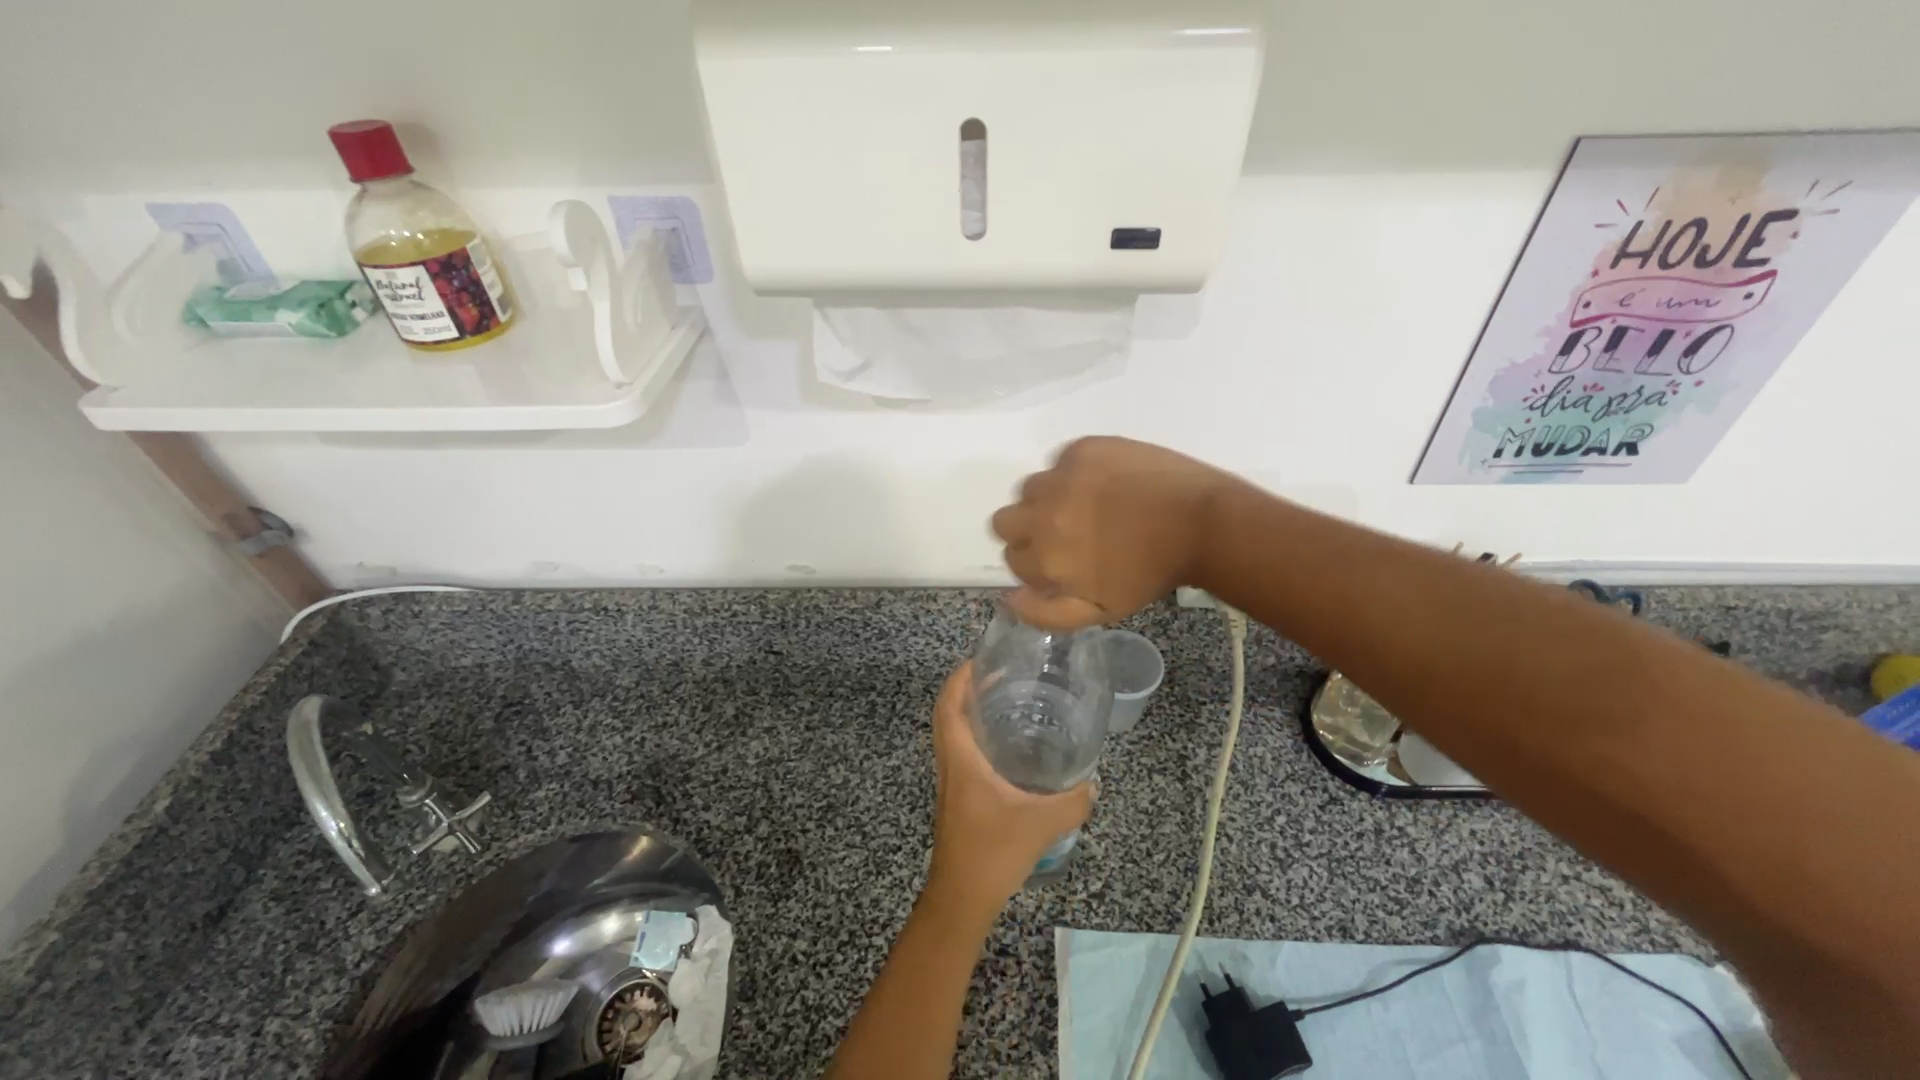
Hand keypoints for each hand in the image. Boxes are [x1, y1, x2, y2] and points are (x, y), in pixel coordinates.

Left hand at [926, 663, 1092, 917]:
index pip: (948, 705)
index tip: (980, 659)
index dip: (959, 678)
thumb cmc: (993, 853)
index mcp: (961, 760)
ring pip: (952, 737)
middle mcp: (949, 766)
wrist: (962, 899)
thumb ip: (1072, 802)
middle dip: (967, 690)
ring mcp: (950, 785)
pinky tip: (1008, 752)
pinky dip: (977, 741)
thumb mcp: (1042, 823)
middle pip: (947, 715)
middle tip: (1000, 676)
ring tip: (1006, 704)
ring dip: (970, 715)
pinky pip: (961, 757)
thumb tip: (1092, 783)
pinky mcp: (957, 801)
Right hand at [990, 436, 1237, 627]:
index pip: (1011, 557)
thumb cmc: (1150, 574)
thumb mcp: (1100, 610)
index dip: (1036, 563)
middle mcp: (1042, 513)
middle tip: (1067, 533)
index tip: (1064, 562)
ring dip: (1049, 499)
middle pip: (1006, 520)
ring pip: (1031, 488)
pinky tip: (1108, 486)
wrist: (1199, 522)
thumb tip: (1008, 597)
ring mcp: (1061, 475)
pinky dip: (1075, 473)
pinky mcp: (1082, 448)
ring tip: (1090, 507)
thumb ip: (1045, 613)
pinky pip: (1060, 461)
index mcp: (1044, 557)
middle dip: (1028, 530)